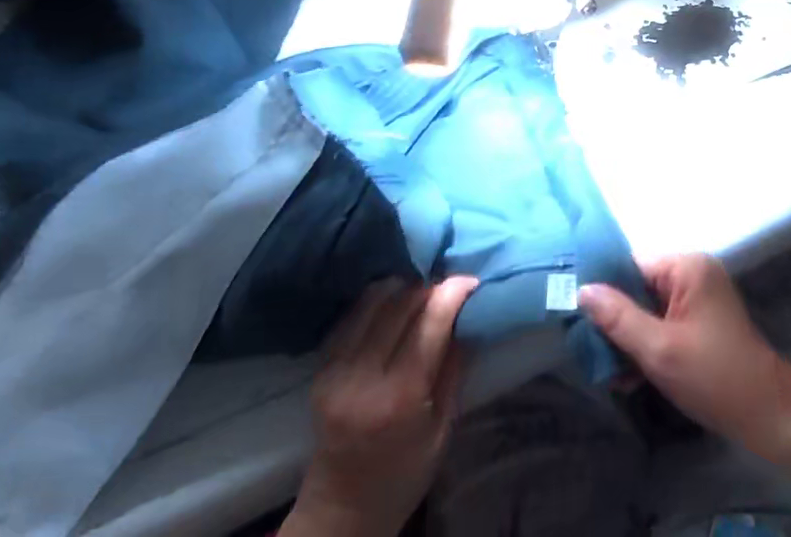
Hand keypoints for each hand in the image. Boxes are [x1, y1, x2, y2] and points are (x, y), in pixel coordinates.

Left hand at [279, 276, 478, 536]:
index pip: (428, 323)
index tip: (470, 281)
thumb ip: (454, 368)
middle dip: (429, 287)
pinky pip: (350, 317)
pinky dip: (375, 303)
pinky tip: (392, 306)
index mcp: (400, 396)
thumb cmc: (405, 473)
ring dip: (401, 289)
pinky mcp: (320, 369)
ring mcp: (335, 371)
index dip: (452, 292)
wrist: (342, 509)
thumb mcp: (443, 427)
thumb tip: (465, 316)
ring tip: (420, 293)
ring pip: (371, 302)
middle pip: (399, 305)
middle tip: (448, 288)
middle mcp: (363, 377)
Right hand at [578, 254, 790, 457]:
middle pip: (637, 287)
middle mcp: (693, 273)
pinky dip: (646, 346)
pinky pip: (661, 323)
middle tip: (589, 351)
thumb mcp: (658, 349)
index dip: (603, 290)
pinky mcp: (700, 321)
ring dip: (627, 340)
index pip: (630, 266)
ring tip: (606, 371)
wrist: (768, 415)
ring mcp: (698, 297)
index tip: (574, 316)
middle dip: (614, 321)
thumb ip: (618, 318)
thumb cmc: (713, 376)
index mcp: (687, 267)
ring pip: (646, 309)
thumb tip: (582, 290)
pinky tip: (628, 377)